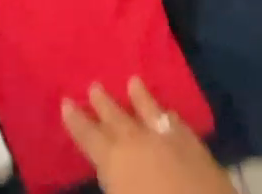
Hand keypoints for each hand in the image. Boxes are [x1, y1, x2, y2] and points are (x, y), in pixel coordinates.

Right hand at [63, 79, 237, 193]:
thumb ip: (110, 180)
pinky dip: (169, 116)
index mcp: (114, 160)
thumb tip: (106, 172)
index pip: (88, 136)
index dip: (75, 120)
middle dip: (103, 102)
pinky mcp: (196, 148)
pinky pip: (177, 125)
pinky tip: (169, 112)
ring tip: (133, 81)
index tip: (65, 101)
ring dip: (140, 98)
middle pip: (116, 117)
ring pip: (149, 112)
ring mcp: (168, 141)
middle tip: (94, 85)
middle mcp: (137, 143)